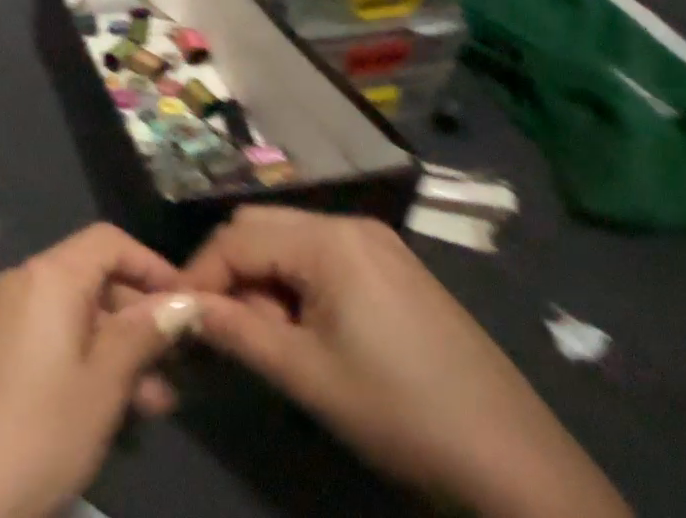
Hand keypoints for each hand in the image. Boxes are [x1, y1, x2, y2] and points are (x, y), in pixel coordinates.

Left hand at [0, 223, 194, 517]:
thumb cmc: (43, 429)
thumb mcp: (105, 382)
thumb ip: (145, 332)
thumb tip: (185, 301)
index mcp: (47, 277)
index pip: (108, 241)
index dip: (153, 266)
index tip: (189, 306)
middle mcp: (23, 285)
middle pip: (94, 277)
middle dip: (141, 317)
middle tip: (180, 366)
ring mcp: (7, 320)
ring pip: (79, 315)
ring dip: (122, 349)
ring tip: (159, 404)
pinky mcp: (0, 354)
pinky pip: (56, 338)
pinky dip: (90, 361)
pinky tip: (120, 409)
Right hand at [184, 207, 629, 517]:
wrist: (510, 459)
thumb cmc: (397, 410)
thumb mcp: (303, 373)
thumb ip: (233, 329)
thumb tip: (178, 306)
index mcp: (330, 240)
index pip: (235, 238)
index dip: (197, 276)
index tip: (175, 316)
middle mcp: (352, 226)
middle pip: (259, 227)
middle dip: (228, 271)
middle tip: (224, 327)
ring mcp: (379, 245)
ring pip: (288, 241)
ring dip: (261, 278)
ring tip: (268, 335)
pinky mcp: (394, 268)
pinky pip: (322, 257)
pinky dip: (294, 283)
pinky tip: (304, 330)